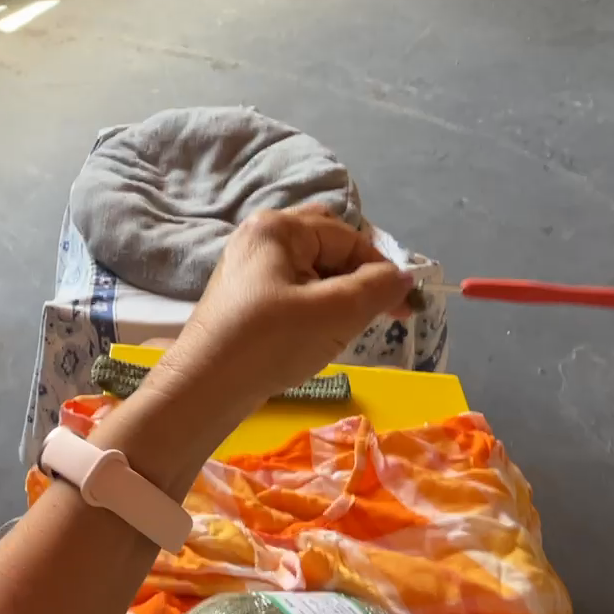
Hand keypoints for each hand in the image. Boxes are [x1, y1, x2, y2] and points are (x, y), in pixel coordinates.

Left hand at [100, 207, 414, 491]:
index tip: (407, 307)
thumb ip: (377, 288)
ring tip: (345, 328)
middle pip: (327, 244)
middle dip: (357, 276)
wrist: (206, 386)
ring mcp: (247, 266)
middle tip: (376, 313)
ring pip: (310, 269)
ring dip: (337, 294)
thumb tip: (403, 277)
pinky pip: (291, 288)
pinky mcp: (243, 295)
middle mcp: (258, 236)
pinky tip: (316, 334)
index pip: (347, 236)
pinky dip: (313, 305)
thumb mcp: (335, 312)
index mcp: (277, 227)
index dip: (381, 270)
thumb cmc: (270, 341)